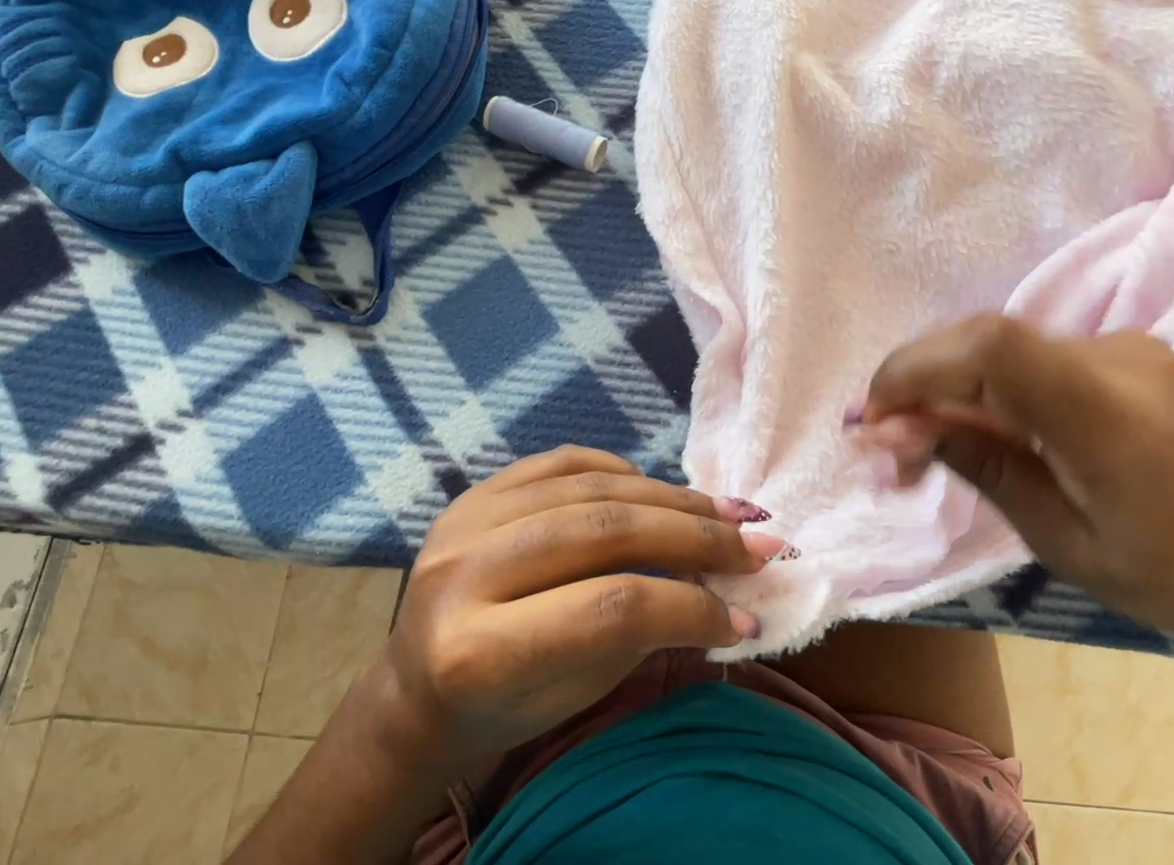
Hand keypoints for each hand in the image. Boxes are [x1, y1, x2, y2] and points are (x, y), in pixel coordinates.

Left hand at [371, 446, 782, 764]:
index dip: (689, 606)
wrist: (417, 687)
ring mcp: (462, 523)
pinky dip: (620, 472)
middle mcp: (463, 573)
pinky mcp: (470, 495)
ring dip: (670, 498)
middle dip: (694, 536)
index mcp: (479, 650)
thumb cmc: (499, 709)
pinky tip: (660, 491)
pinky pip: (561, 463)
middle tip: (757, 546)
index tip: (745, 613)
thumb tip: (725, 591)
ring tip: (726, 513)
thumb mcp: (572, 694)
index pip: (611, 608)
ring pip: (589, 491)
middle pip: (604, 533)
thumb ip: (640, 635)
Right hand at [857, 315, 1173, 721]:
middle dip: (916, 379)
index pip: (989, 349)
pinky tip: (981, 424)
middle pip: (986, 338)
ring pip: (1008, 344)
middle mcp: (1124, 360)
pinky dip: (992, 383)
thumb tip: (892, 432)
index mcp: (1112, 418)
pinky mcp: (1140, 354)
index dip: (912, 368)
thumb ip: (980, 466)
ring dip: (950, 382)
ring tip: (921, 439)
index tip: (872, 421)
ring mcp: (1137, 349)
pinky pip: (1041, 356)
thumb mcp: (1067, 543)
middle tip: (882, 442)